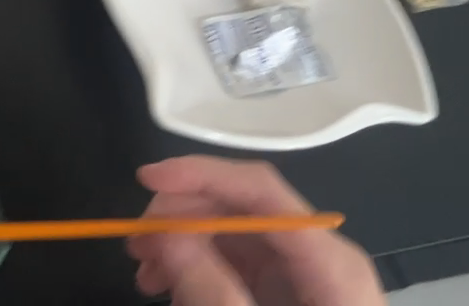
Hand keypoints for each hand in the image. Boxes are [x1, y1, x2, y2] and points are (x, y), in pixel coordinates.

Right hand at [126, 157, 384, 305]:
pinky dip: (196, 261)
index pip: (260, 190)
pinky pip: (233, 255)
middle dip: (182, 214)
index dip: (202, 174)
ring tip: (145, 271)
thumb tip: (163, 236)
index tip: (147, 180)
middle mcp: (319, 252)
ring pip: (230, 227)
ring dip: (182, 239)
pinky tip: (168, 284)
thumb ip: (213, 294)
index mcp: (331, 264)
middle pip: (241, 204)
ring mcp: (302, 268)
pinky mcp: (286, 285)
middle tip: (137, 242)